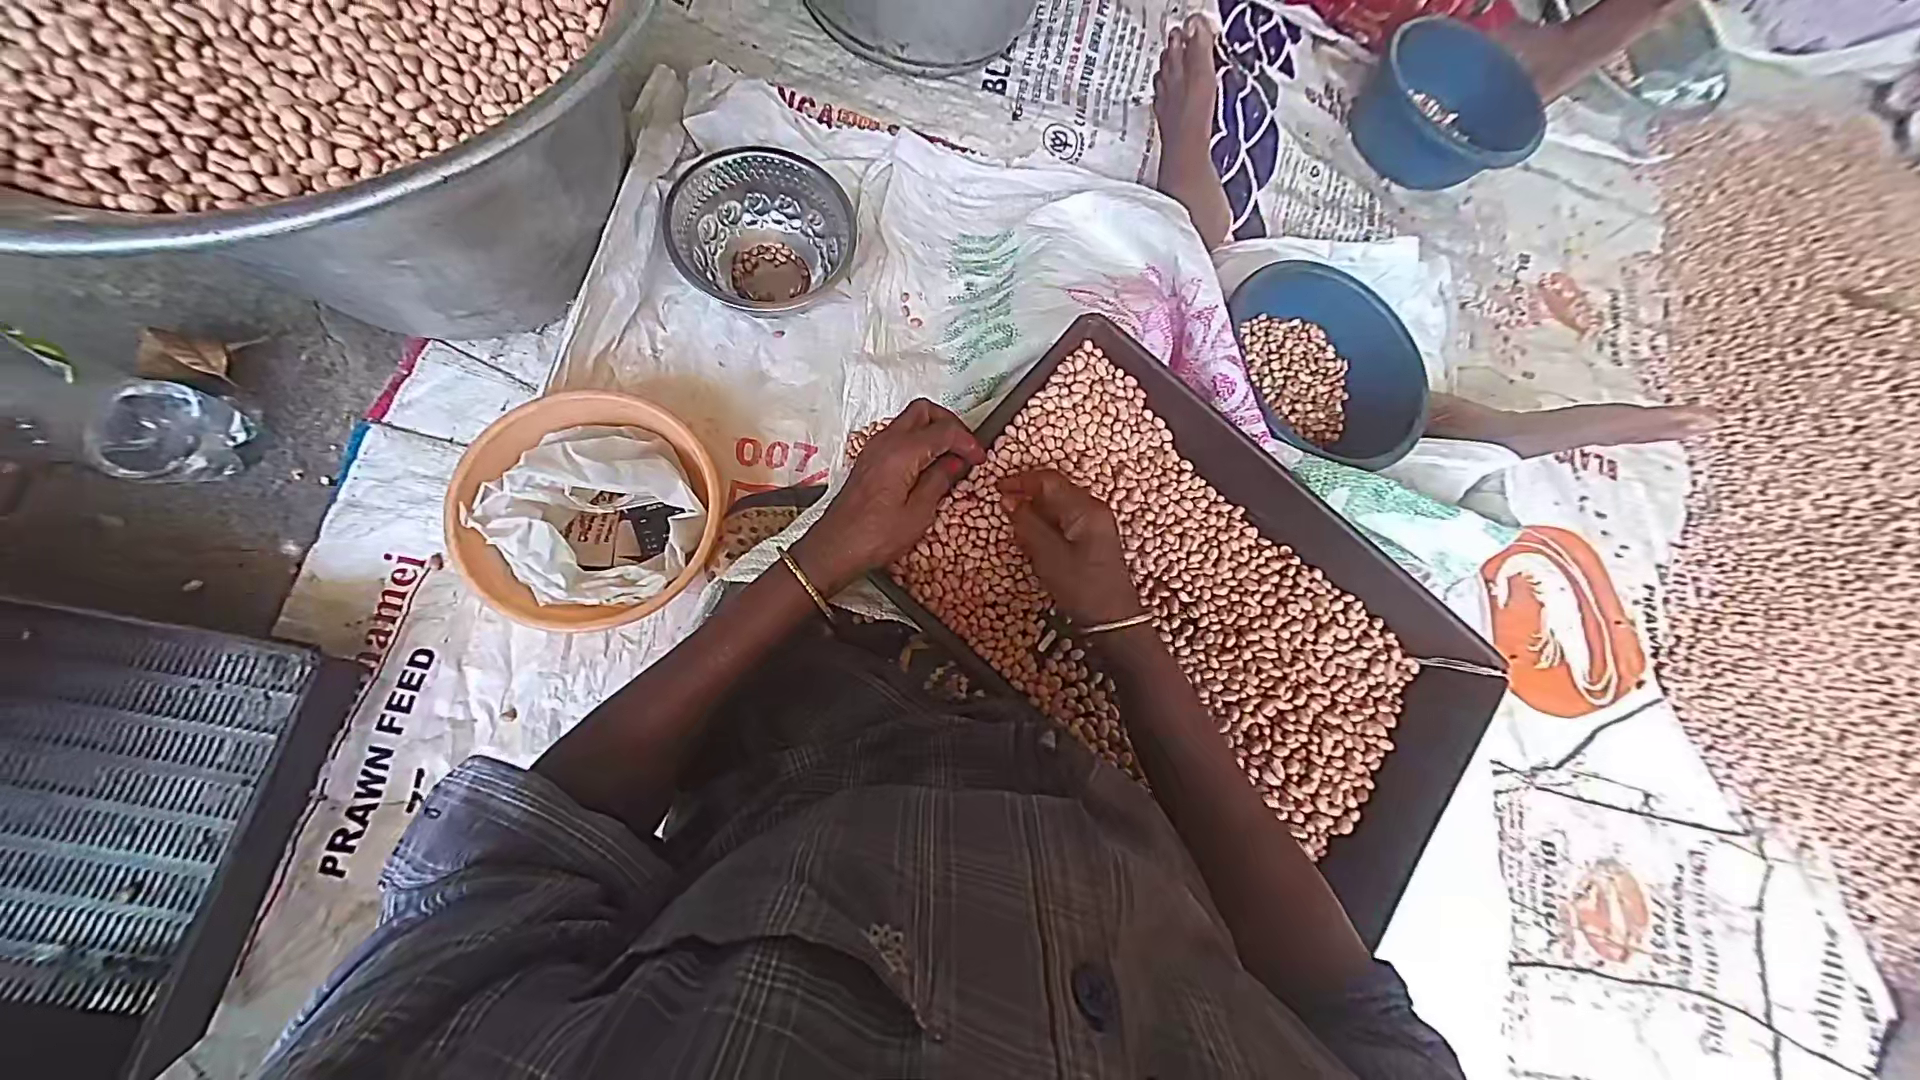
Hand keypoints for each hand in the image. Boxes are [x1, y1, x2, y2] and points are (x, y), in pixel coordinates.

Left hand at [793, 399, 984, 593]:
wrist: (835, 548)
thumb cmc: (875, 536)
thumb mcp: (919, 513)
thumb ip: (940, 480)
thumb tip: (956, 462)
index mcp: (901, 452)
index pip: (944, 430)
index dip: (967, 442)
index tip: (980, 459)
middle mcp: (885, 442)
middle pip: (924, 411)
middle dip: (950, 424)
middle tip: (965, 449)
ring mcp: (874, 449)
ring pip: (910, 421)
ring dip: (933, 432)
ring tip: (950, 459)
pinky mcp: (869, 460)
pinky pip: (899, 437)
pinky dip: (918, 443)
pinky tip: (928, 468)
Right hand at [999, 470, 1143, 625]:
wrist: (1112, 620)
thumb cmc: (1082, 588)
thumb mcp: (1048, 555)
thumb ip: (1027, 524)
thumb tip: (1009, 501)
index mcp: (1085, 509)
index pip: (1049, 481)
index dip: (1021, 481)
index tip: (998, 488)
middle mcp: (1093, 510)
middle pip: (1054, 491)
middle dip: (1026, 497)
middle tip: (1003, 508)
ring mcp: (1094, 525)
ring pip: (1057, 507)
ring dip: (1034, 513)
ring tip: (1015, 529)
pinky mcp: (1091, 540)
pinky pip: (1063, 522)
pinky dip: (1044, 526)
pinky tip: (1032, 541)